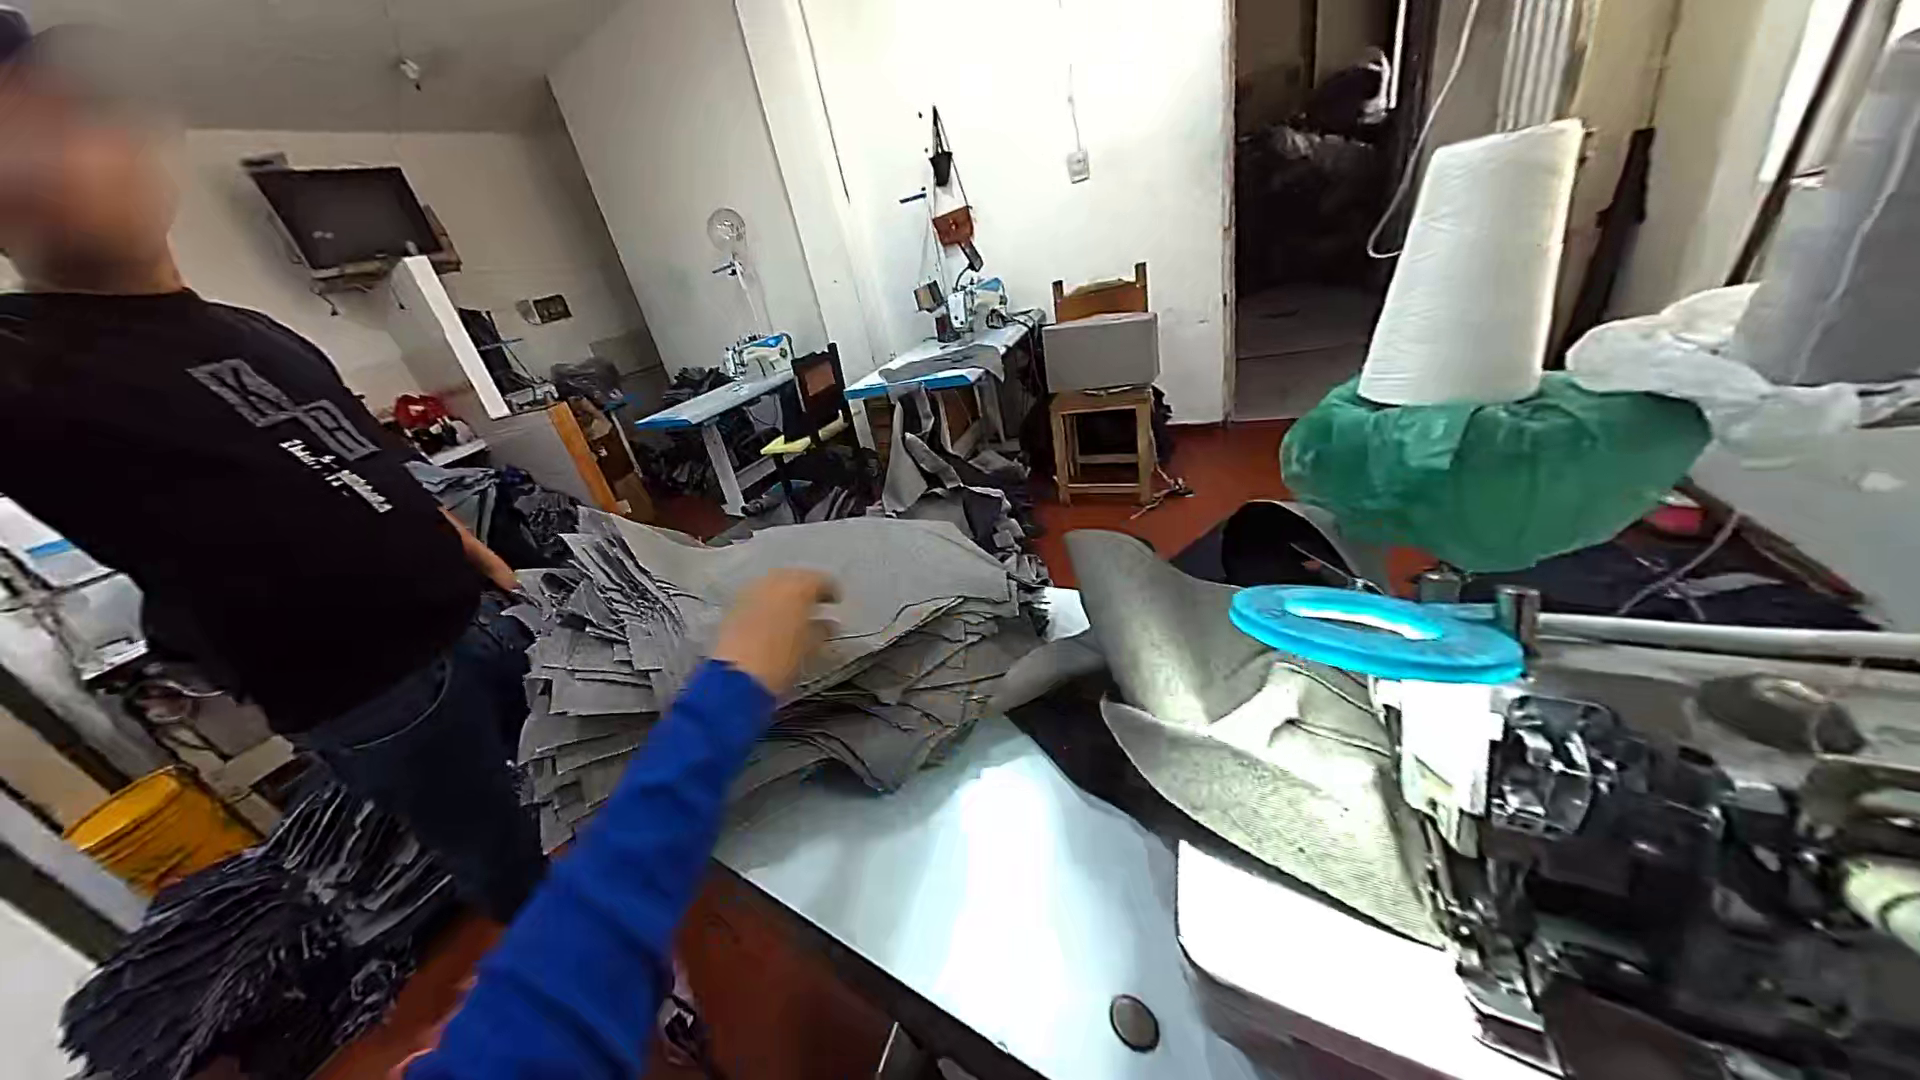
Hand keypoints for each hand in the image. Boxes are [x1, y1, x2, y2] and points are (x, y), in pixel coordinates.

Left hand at [712, 570, 838, 696]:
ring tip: (795, 609)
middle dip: (806, 587)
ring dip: (786, 593)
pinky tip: (773, 616)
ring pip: (774, 584)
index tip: (836, 601)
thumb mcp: (811, 647)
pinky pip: (758, 595)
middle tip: (816, 602)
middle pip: (795, 577)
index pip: (821, 580)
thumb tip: (829, 624)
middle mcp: (774, 583)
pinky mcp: (734, 605)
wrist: (736, 679)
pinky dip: (769, 602)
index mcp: (799, 588)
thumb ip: (822, 630)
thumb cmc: (783, 661)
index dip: (831, 590)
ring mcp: (751, 592)